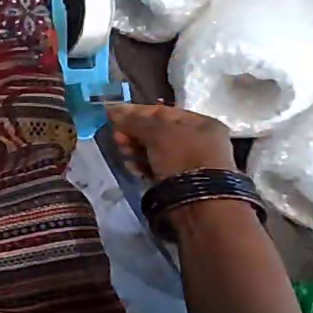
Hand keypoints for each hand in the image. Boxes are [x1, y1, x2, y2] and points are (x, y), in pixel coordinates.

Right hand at [107, 101, 237, 181]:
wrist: (199, 202)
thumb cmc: (183, 158)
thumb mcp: (158, 133)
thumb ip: (134, 121)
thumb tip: (112, 111)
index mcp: (200, 123)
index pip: (161, 111)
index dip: (135, 112)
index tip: (112, 116)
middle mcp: (196, 141)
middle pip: (155, 131)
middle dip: (132, 134)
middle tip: (116, 138)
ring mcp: (187, 162)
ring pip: (153, 150)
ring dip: (134, 150)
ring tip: (123, 154)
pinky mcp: (177, 181)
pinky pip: (154, 167)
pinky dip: (141, 166)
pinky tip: (132, 168)